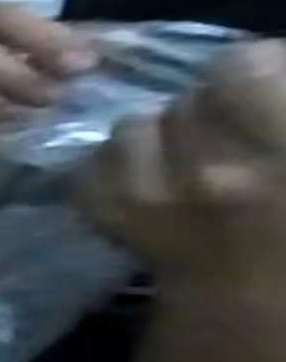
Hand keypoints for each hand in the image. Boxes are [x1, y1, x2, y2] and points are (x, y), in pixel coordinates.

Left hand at [78, 40, 285, 289]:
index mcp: (284, 152)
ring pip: (133, 124)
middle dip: (210, 104)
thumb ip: (278, 101)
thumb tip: (260, 63)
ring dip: (161, 131)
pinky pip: (96, 157)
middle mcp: (212, 173)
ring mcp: (144, 195)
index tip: (268, 78)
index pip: (238, 69)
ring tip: (194, 152)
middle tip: (236, 125)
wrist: (266, 298)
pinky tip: (156, 176)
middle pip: (186, 98)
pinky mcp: (101, 210)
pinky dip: (122, 160)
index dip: (255, 66)